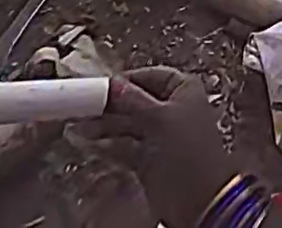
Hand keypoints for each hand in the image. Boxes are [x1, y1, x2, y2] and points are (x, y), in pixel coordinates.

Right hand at [98, 67, 236, 227]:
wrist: (202, 205)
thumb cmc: (188, 153)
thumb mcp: (158, 119)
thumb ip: (132, 100)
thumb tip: (111, 82)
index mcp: (182, 90)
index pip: (148, 76)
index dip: (124, 79)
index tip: (99, 85)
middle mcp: (172, 109)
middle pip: (135, 99)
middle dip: (110, 103)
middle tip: (83, 104)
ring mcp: (161, 135)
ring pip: (128, 123)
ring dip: (105, 124)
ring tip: (80, 124)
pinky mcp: (151, 159)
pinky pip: (126, 145)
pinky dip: (110, 143)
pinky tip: (90, 142)